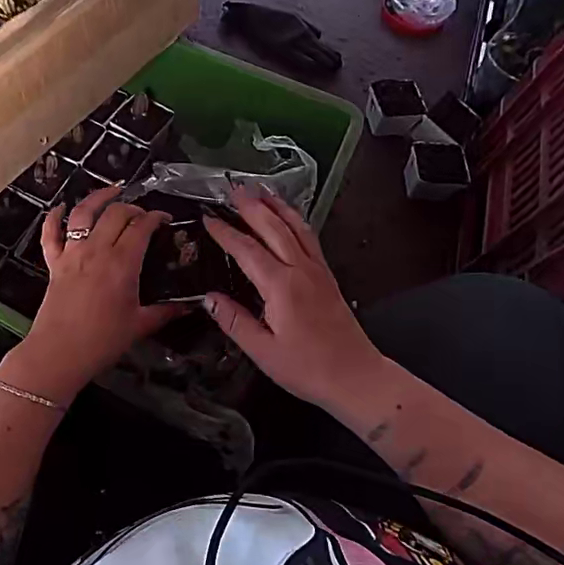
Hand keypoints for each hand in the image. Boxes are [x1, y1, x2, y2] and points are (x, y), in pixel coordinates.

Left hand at [5, 184, 186, 399]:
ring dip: (99, 198)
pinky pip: (51, 234)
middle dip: (134, 208)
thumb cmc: (103, 341)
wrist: (58, 355)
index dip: (156, 217)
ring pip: (84, 214)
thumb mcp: (140, 325)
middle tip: (144, 215)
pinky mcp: (54, 264)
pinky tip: (61, 207)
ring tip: (113, 191)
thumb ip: (166, 312)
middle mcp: (97, 250)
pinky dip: (54, 217)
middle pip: (116, 214)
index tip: (166, 219)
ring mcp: (72, 254)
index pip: (142, 227)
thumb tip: (190, 306)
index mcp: (122, 264)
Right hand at [200, 184, 389, 407]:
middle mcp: (301, 270)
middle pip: (274, 227)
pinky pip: (310, 239)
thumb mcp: (262, 351)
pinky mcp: (329, 277)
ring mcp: (318, 271)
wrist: (355, 376)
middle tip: (234, 189)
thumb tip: (209, 297)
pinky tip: (290, 219)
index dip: (225, 232)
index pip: (247, 250)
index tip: (208, 218)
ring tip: (261, 191)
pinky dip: (296, 222)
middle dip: (252, 206)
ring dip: (277, 207)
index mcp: (281, 286)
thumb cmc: (307, 368)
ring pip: (296, 227)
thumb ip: (234, 321)